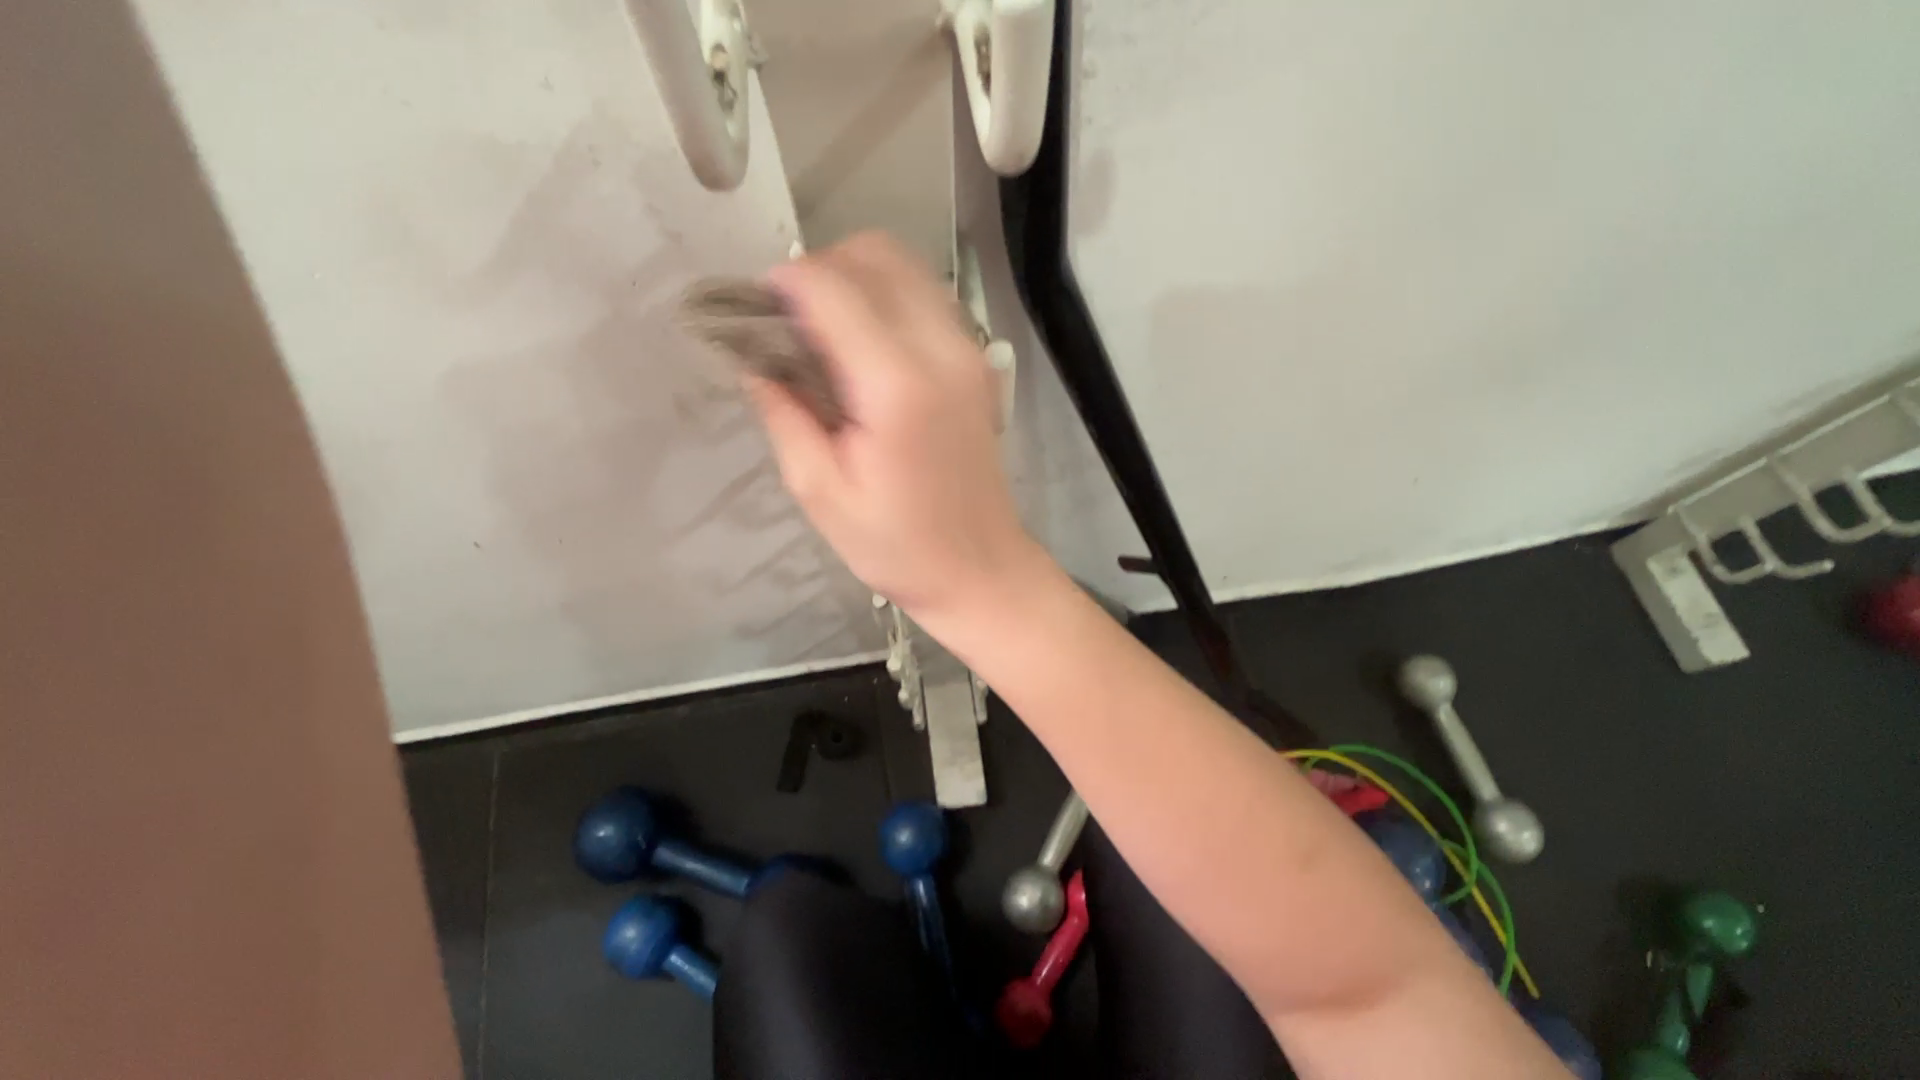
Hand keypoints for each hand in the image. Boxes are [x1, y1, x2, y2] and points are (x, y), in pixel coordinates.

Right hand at [748, 233, 1043, 620]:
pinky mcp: (975, 358)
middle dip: (819, 269)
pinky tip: (860, 341)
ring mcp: (966, 348)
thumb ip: (784, 413)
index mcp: (898, 385)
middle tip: (786, 320)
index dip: (784, 284)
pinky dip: (884, 294)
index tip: (753, 311)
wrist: (981, 569)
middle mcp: (941, 349)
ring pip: (904, 264)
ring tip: (819, 328)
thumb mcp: (820, 492)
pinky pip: (924, 293)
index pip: (833, 288)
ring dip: (853, 275)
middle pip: (874, 255)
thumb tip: (752, 356)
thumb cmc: (897, 545)